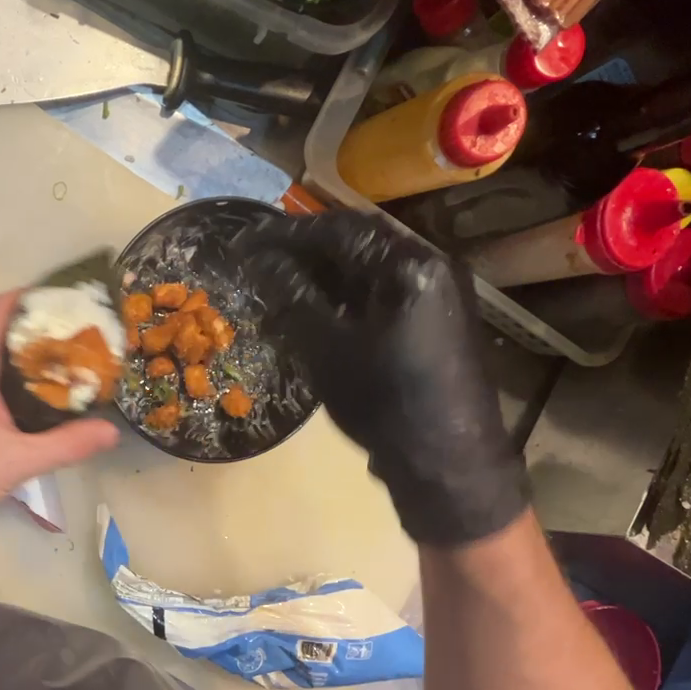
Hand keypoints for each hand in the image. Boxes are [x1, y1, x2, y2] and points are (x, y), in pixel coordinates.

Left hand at [0, 292, 118, 538]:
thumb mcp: (17, 461)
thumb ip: (66, 445)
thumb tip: (111, 432)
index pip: (0, 310)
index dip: (33, 297)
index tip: (70, 301)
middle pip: (3, 331)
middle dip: (42, 329)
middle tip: (83, 336)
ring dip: (30, 357)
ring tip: (72, 363)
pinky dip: (18, 380)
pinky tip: (43, 399)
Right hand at [234, 209, 526, 546]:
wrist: (445, 459)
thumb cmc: (383, 401)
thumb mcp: (326, 347)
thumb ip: (292, 295)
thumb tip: (259, 258)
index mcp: (408, 264)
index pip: (337, 230)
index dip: (285, 234)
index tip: (244, 240)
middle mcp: (430, 265)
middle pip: (357, 243)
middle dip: (304, 249)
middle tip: (258, 260)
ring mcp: (437, 293)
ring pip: (368, 269)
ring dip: (322, 273)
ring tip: (278, 285)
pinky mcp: (434, 320)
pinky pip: (381, 293)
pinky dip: (344, 295)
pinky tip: (314, 310)